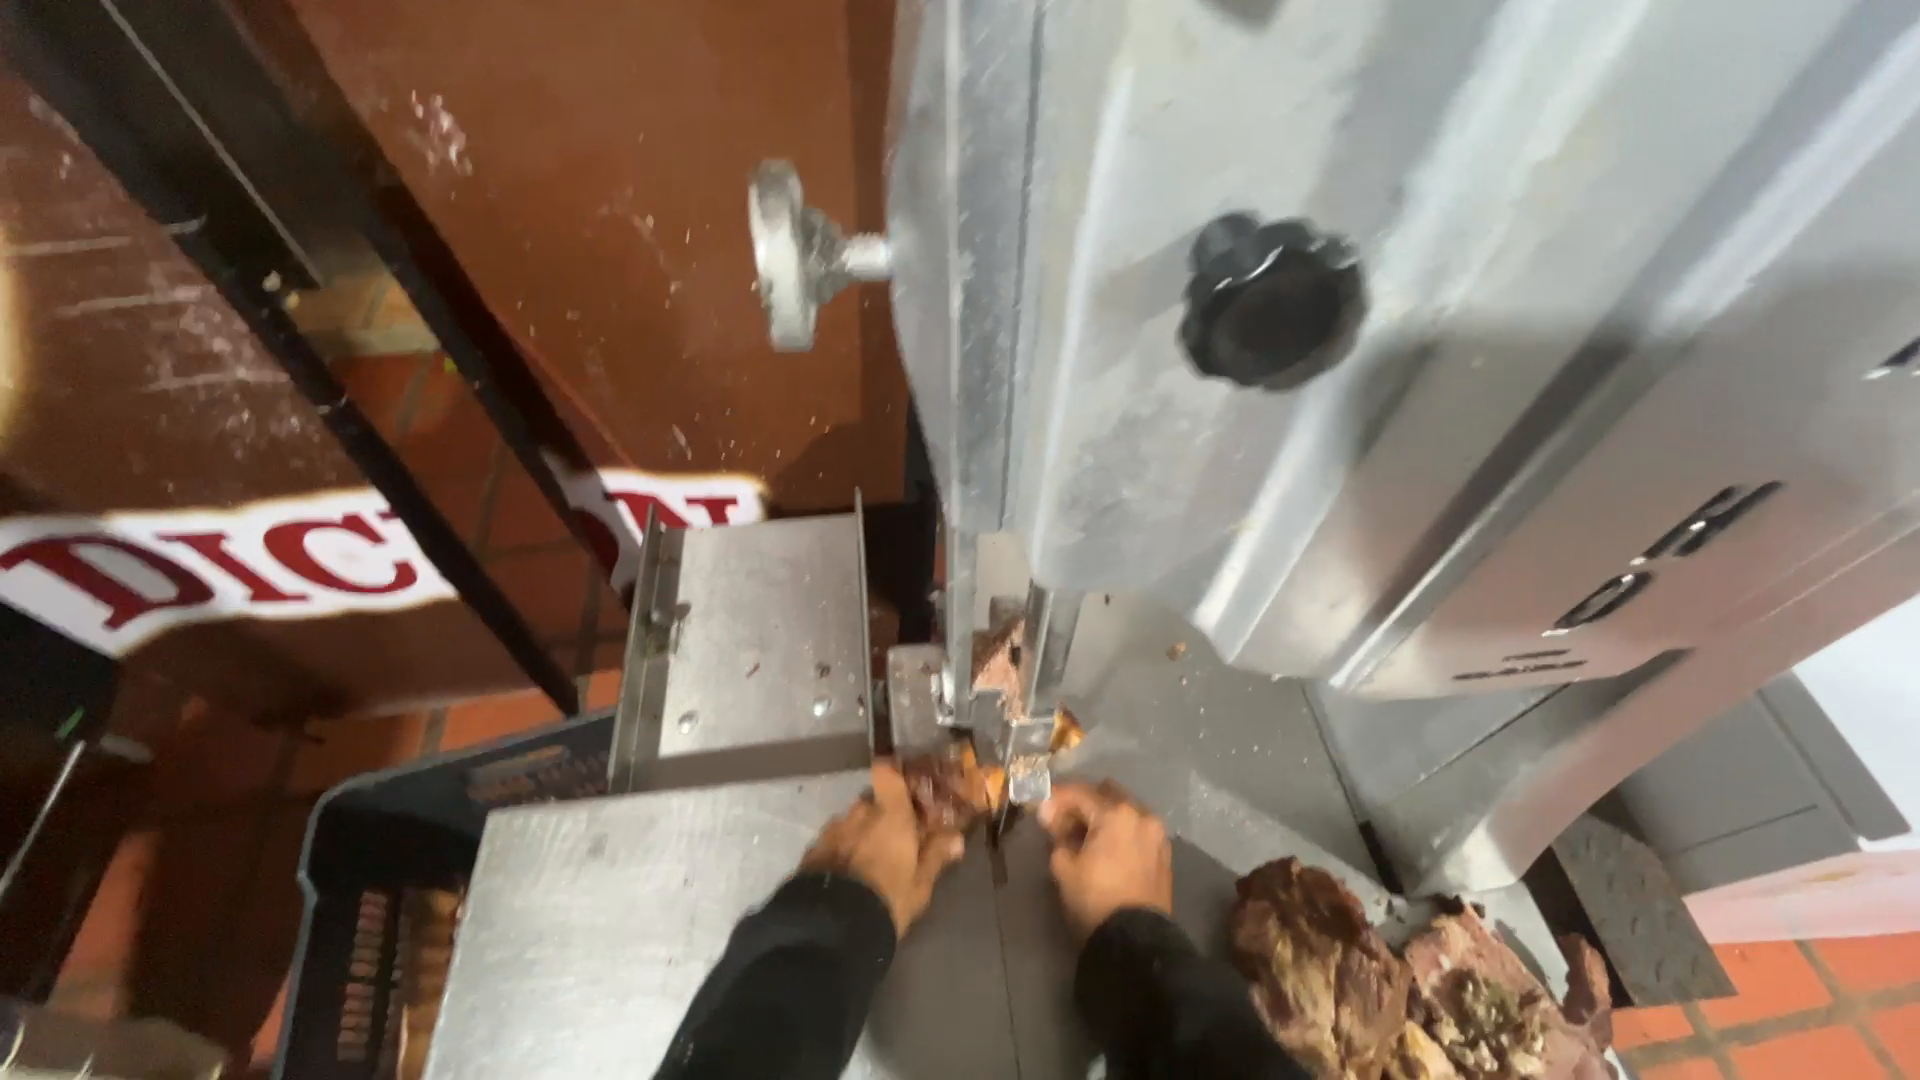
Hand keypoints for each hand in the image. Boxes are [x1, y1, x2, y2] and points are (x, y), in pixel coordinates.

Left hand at [800, 760, 965, 937]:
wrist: (829, 928)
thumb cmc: (886, 900)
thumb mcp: (920, 885)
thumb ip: (936, 856)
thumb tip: (955, 838)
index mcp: (890, 814)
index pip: (888, 771)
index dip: (895, 773)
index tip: (908, 788)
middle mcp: (859, 812)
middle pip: (874, 802)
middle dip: (885, 815)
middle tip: (897, 839)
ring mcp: (832, 829)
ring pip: (854, 822)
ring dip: (863, 834)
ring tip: (871, 862)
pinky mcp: (813, 850)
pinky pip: (835, 840)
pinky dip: (844, 850)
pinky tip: (849, 874)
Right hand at [1038, 780, 1172, 939]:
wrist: (1136, 940)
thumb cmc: (1095, 899)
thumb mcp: (1064, 867)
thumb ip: (1057, 835)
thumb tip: (1054, 819)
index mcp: (1116, 813)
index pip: (1079, 793)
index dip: (1055, 799)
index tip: (1040, 810)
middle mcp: (1141, 814)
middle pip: (1105, 793)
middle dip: (1082, 802)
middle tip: (1062, 820)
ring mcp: (1156, 833)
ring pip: (1124, 809)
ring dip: (1103, 814)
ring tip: (1084, 834)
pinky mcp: (1163, 851)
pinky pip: (1137, 827)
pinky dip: (1120, 829)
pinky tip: (1105, 845)